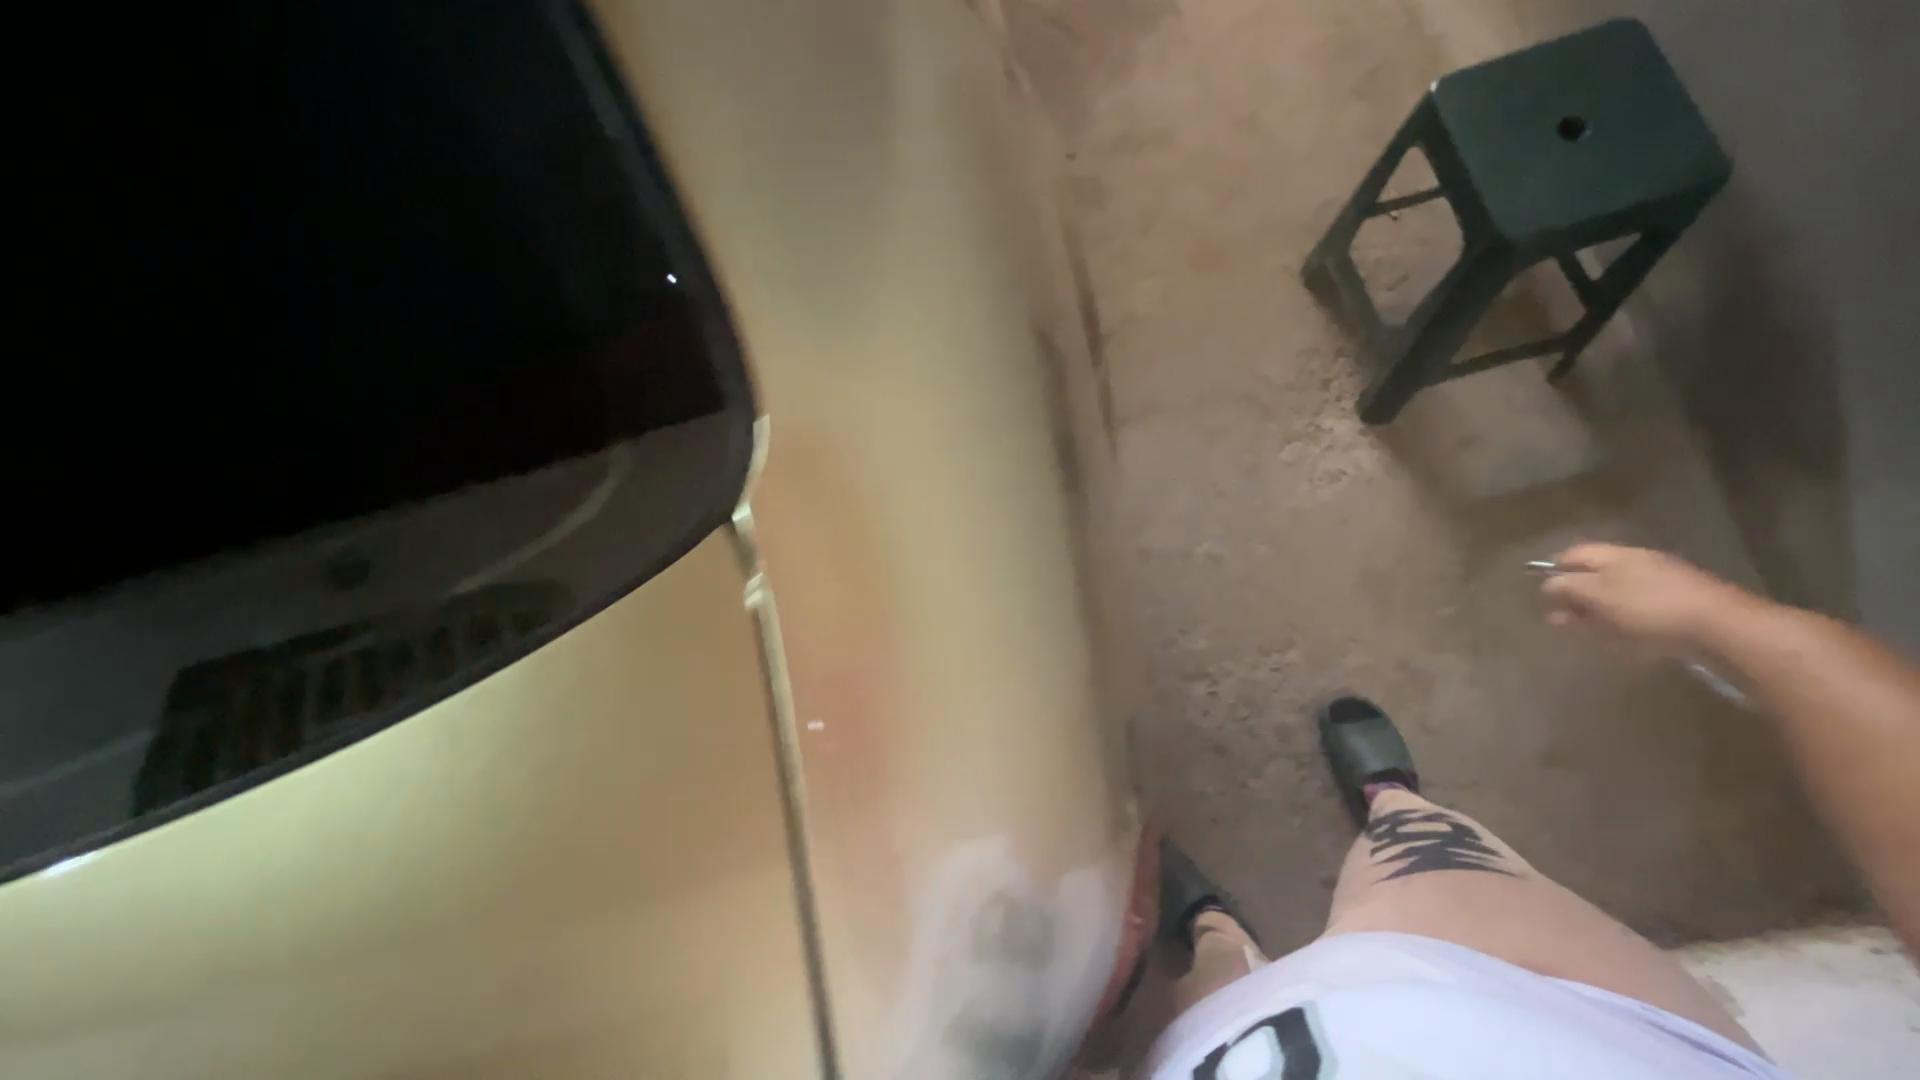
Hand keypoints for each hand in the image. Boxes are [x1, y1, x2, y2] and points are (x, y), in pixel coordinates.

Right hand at [1540, 543, 1760, 656]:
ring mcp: (1665, 587)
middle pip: (1597, 577)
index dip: (1553, 568)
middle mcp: (1641, 565)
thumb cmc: (1649, 607)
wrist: (1723, 629)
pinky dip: (1625, 626)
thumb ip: (1567, 587)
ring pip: (1619, 598)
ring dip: (1598, 614)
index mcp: (1618, 556)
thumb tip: (1548, 585)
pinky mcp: (1683, 611)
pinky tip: (1621, 643)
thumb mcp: (1597, 594)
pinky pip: (1642, 616)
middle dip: (1575, 596)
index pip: (1575, 554)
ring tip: (1585, 633)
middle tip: (1557, 618)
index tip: (1538, 588)